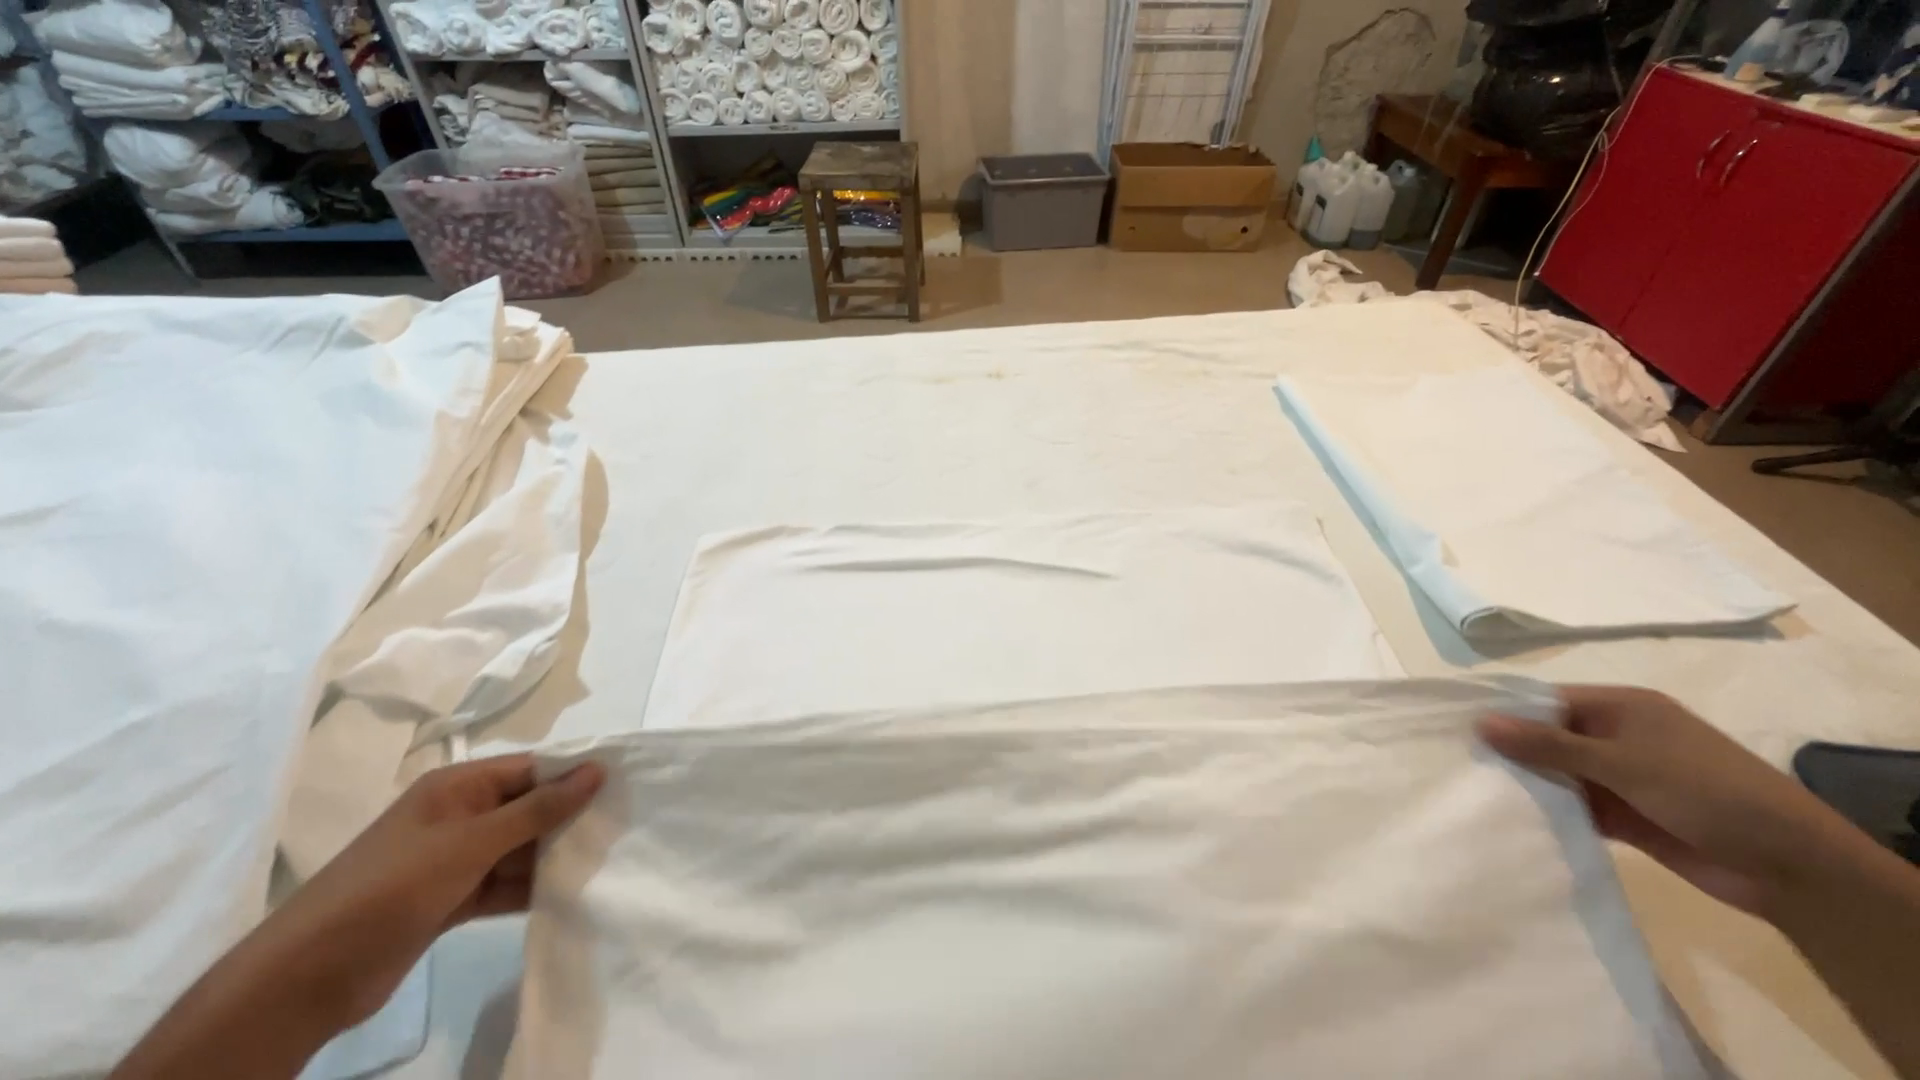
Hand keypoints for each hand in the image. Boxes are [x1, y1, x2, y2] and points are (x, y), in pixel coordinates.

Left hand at [267, 756, 604, 1026]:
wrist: (312, 973)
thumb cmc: (393, 887)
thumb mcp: (470, 843)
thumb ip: (535, 809)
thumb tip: (595, 769)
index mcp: (457, 788)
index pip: (529, 768)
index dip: (574, 773)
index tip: (625, 784)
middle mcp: (458, 816)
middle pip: (527, 808)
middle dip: (570, 817)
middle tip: (626, 827)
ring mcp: (454, 860)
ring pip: (519, 850)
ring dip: (554, 858)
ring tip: (608, 862)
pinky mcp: (451, 900)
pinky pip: (503, 885)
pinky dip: (531, 890)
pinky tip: (569, 896)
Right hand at [1477, 685, 1851, 919]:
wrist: (1787, 864)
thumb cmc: (1705, 791)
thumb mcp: (1623, 762)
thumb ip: (1550, 745)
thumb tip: (1480, 722)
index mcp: (1623, 708)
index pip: (1548, 701)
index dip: (1505, 712)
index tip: (1453, 726)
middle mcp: (1619, 738)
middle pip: (1550, 738)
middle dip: (1510, 750)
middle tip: (1452, 762)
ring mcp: (1623, 778)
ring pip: (1560, 774)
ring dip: (1528, 784)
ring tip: (1470, 791)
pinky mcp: (1626, 816)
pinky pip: (1575, 808)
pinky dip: (1549, 813)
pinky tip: (1510, 820)